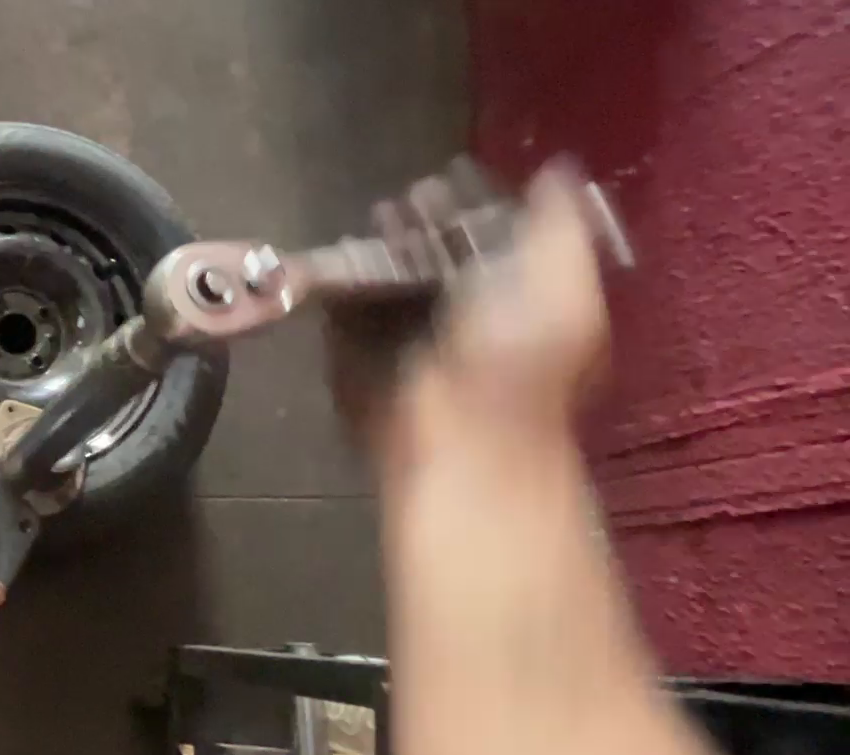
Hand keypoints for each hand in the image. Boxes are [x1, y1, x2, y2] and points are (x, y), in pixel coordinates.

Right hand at [325, 161, 610, 466]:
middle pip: (435, 252)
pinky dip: (343, 281)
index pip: (491, 235)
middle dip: (422, 220)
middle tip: (408, 193)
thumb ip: (558, 226)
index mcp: (515, 293)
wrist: (457, 435)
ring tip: (374, 214)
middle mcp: (459, 310)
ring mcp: (404, 333)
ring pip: (390, 274)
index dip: (474, 201)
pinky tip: (341, 254)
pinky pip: (347, 309)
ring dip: (382, 244)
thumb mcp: (564, 284)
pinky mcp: (357, 354)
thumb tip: (553, 169)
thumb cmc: (518, 363)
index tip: (453, 171)